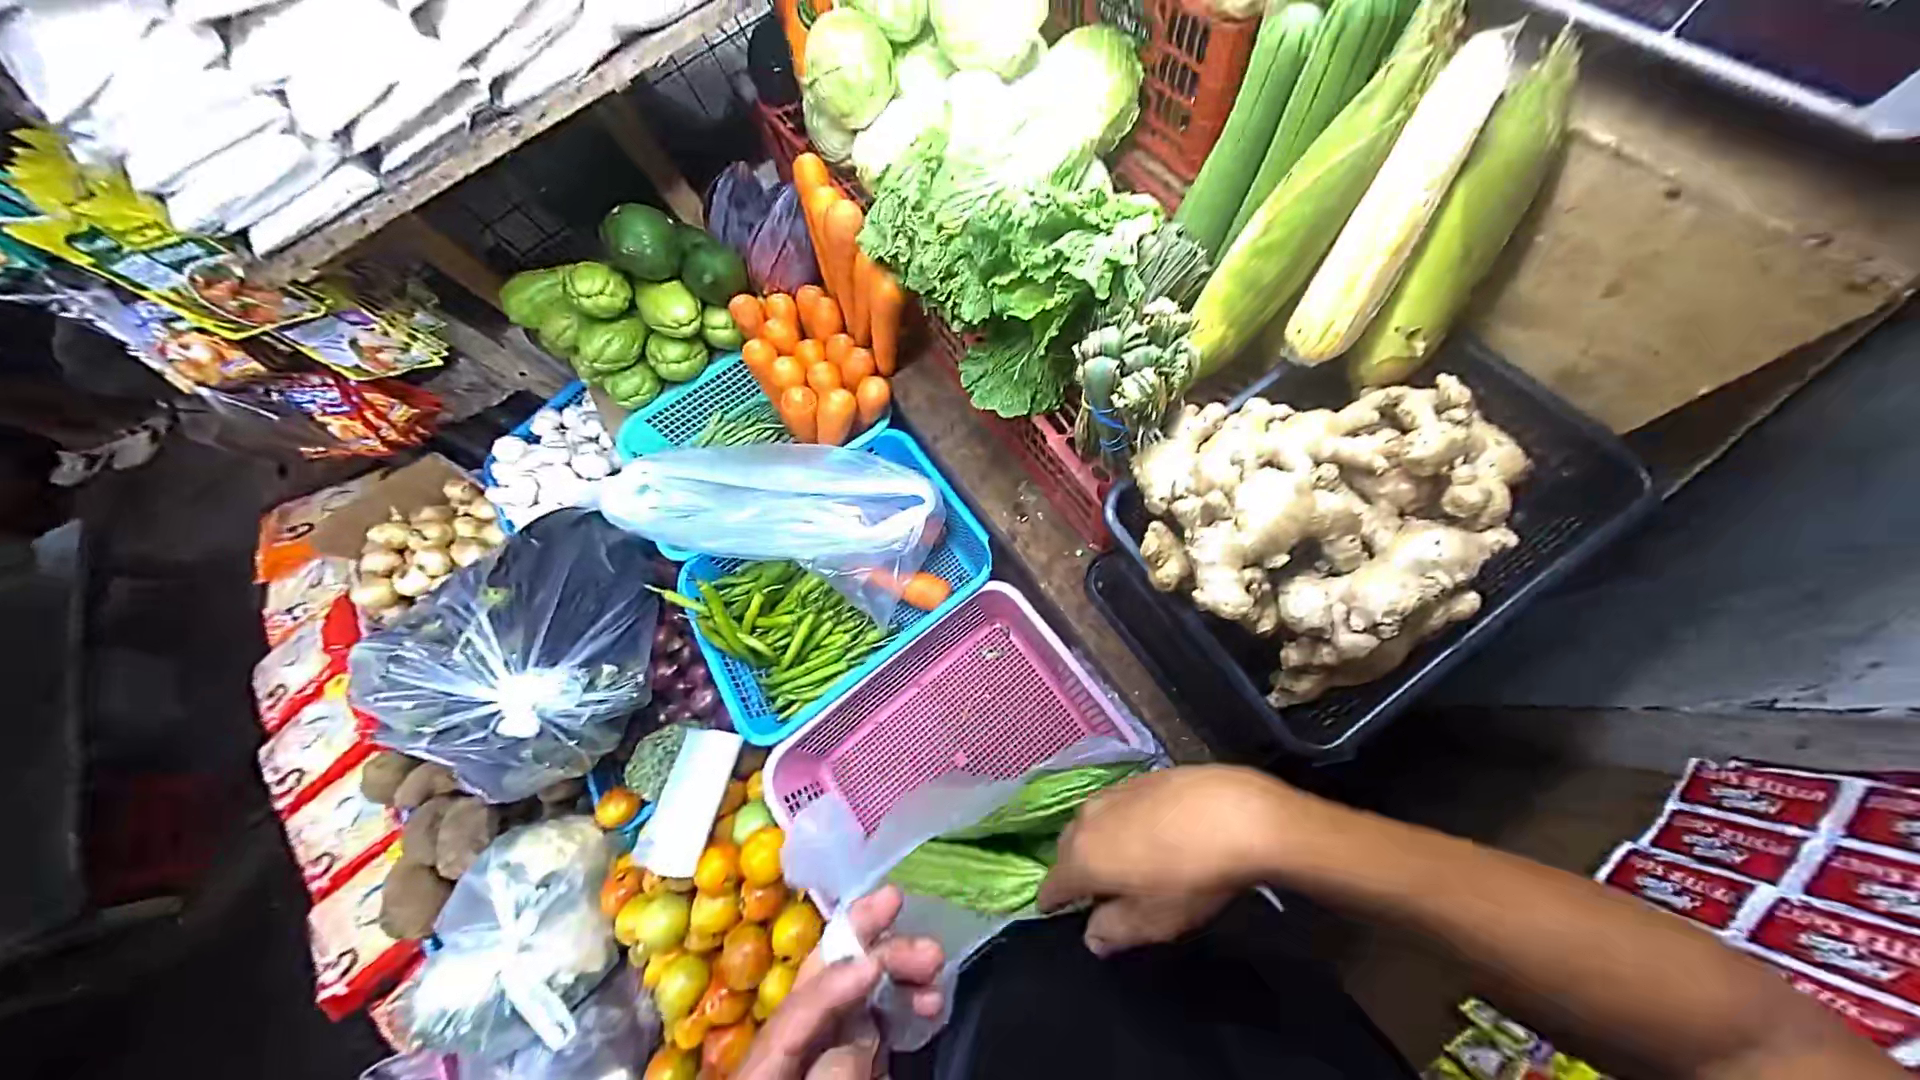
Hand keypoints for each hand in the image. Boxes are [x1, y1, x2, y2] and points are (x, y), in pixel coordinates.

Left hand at [734, 885, 944, 1079]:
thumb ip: (831, 1079)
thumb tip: (859, 1040)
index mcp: (768, 1061)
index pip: (800, 1008)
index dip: (834, 982)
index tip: (873, 965)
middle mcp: (795, 1042)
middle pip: (823, 974)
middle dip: (865, 935)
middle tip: (901, 908)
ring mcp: (826, 1049)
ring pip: (858, 990)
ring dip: (896, 968)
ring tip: (934, 968)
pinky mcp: (851, 1061)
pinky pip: (878, 1019)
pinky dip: (903, 1003)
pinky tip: (929, 1002)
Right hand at [1036, 765, 1306, 955]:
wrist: (1238, 813)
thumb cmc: (1193, 876)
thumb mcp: (1156, 921)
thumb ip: (1115, 931)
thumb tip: (1091, 936)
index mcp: (1083, 858)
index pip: (1051, 884)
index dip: (1053, 902)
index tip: (1058, 910)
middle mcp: (1087, 819)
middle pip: (1067, 848)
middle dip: (1074, 868)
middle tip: (1097, 888)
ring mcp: (1111, 792)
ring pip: (1090, 821)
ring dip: (1097, 841)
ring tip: (1124, 858)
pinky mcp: (1138, 777)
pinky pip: (1115, 804)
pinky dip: (1120, 821)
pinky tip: (1149, 831)